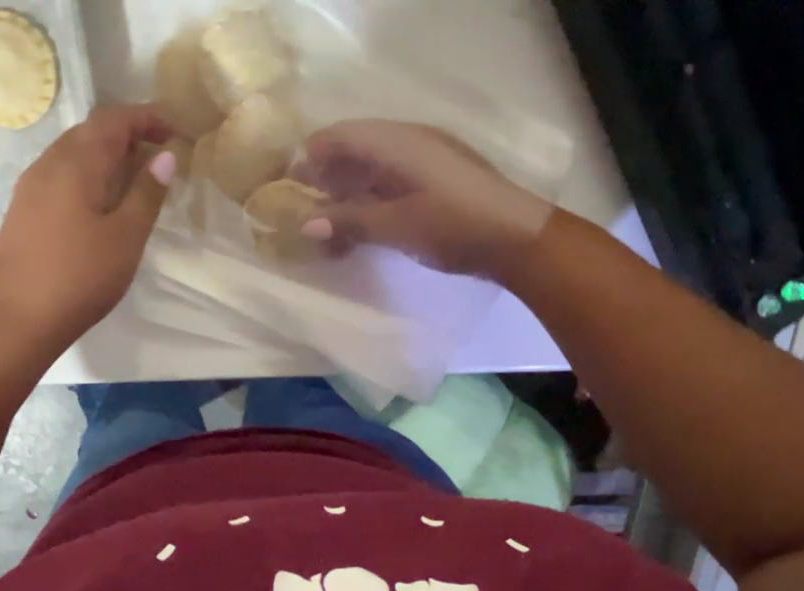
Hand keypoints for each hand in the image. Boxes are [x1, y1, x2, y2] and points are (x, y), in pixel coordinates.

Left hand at [0, 105, 179, 342]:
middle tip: (159, 156)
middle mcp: (50, 163)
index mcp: (78, 162)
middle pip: (91, 131)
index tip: (175, 131)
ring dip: (106, 157)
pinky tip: (101, 205)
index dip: (146, 118)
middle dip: (127, 135)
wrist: (15, 318)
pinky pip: (61, 176)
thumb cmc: (79, 278)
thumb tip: (165, 156)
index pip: (114, 118)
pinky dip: (88, 176)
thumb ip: (147, 194)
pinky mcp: (24, 211)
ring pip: (74, 154)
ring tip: (135, 182)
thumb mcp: (126, 238)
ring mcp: (31, 186)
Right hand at [294, 120, 555, 280]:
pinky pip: (391, 188)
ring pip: (371, 174)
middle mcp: (407, 143)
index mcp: (395, 142)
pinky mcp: (437, 185)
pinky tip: (360, 237)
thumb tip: (306, 224)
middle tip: (304, 223)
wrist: (517, 238)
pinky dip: (370, 208)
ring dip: (346, 203)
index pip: (336, 137)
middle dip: (324, 187)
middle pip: (352, 155)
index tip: (286, 193)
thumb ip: (349, 222)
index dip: (307, 161)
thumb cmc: (453, 225)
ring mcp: (425, 163)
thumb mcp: (395, 226)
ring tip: (329, 241)